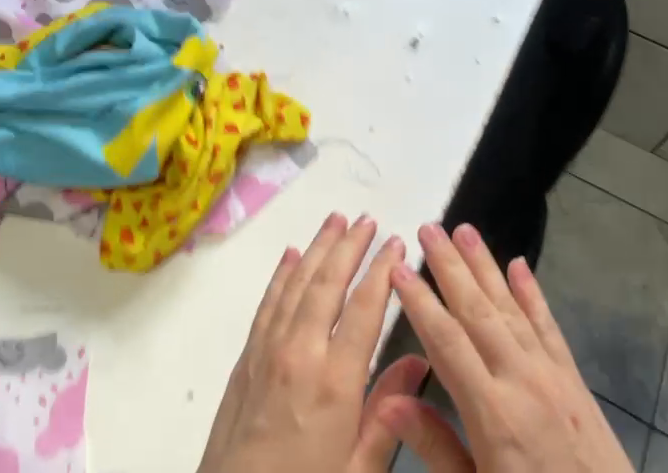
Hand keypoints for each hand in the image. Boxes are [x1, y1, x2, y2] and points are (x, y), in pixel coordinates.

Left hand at [198, 213, 427, 472]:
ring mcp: (269, 351)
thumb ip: (389, 414)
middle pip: (327, 285)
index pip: (364, 310)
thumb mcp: (358, 469)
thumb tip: (420, 362)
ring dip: (317, 249)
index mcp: (335, 381)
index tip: (397, 242)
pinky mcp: (247, 358)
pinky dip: (281, 275)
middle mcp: (300, 354)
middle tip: (368, 219)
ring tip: (335, 220)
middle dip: (349, 247)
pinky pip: (268, 303)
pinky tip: (290, 256)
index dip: (381, 272)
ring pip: (296, 285)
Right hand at [378, 223, 635, 472]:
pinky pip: (549, 326)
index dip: (420, 303)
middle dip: (451, 267)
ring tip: (464, 230)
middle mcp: (522, 381)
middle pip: (479, 312)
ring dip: (486, 266)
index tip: (397, 266)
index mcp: (493, 413)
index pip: (447, 343)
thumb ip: (435, 446)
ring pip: (512, 308)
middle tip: (428, 228)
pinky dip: (532, 293)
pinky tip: (519, 265)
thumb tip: (389, 400)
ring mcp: (552, 375)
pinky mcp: (574, 379)